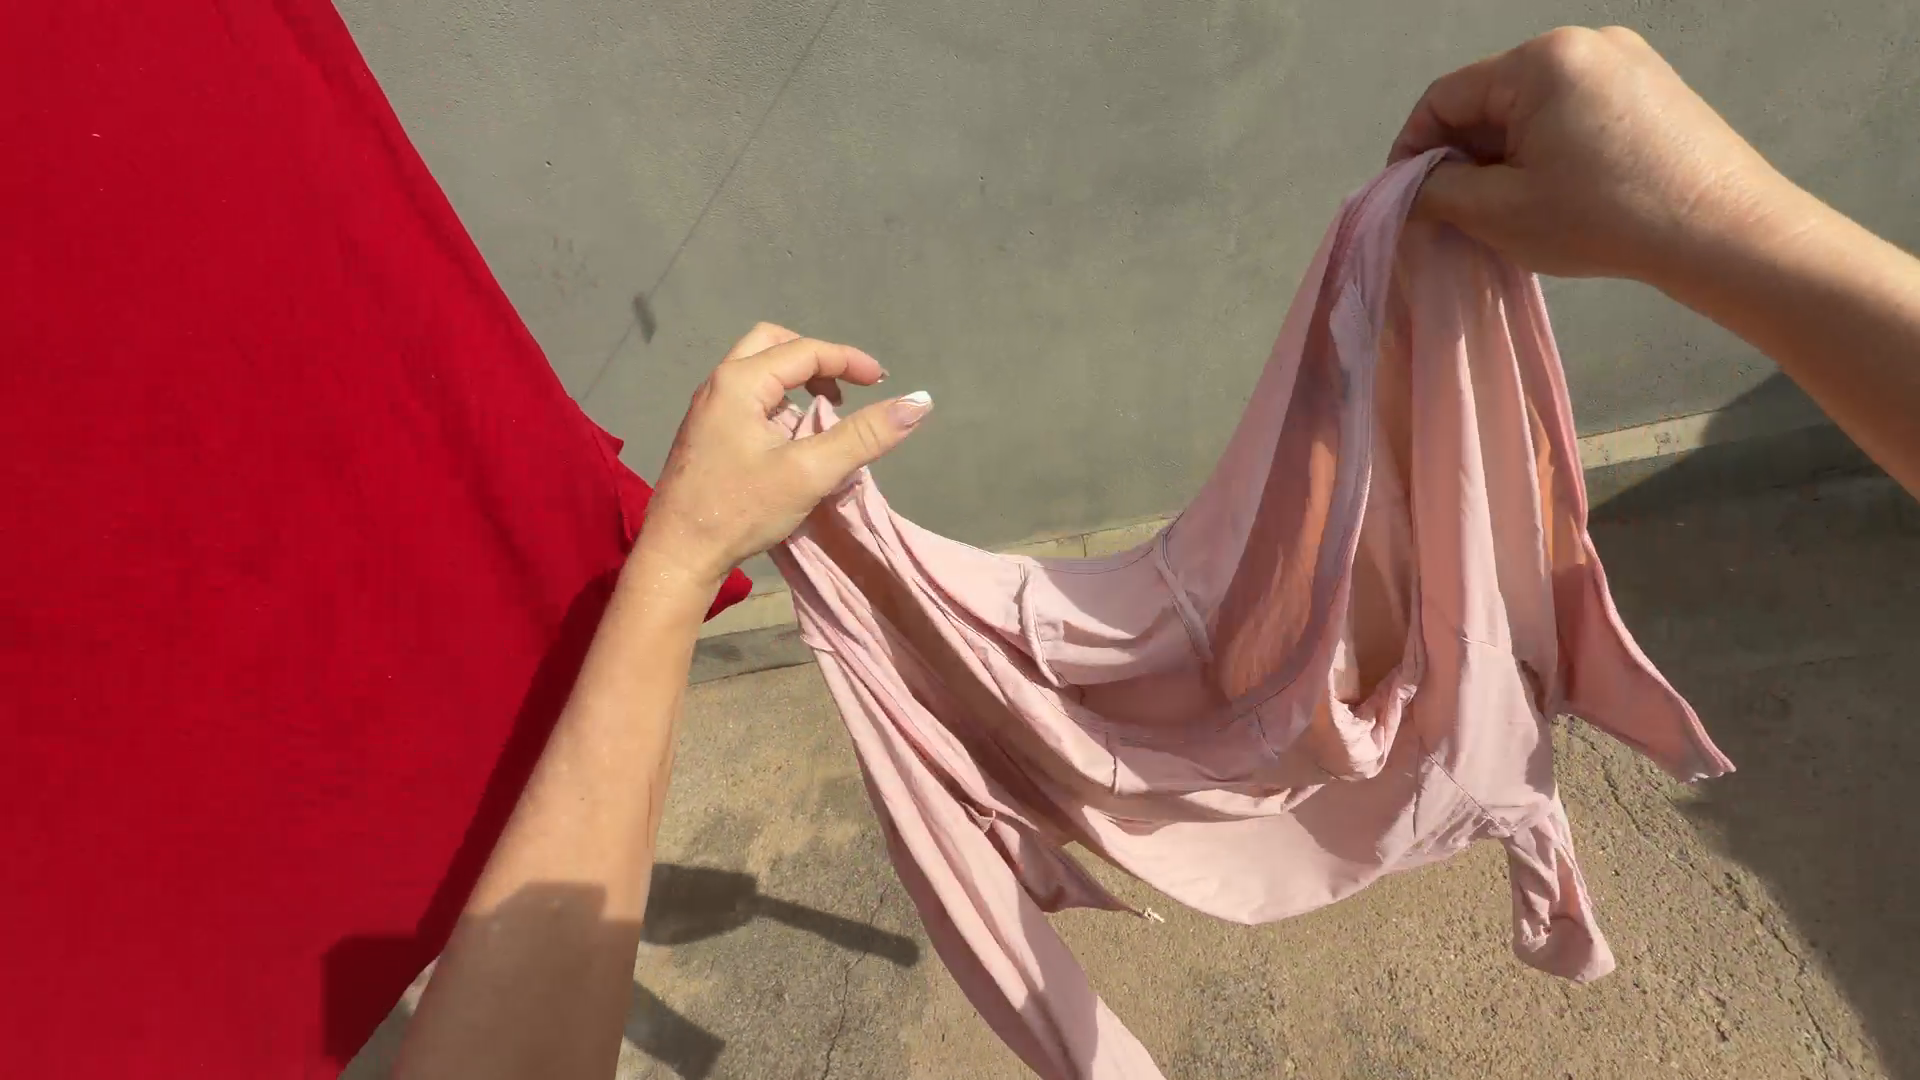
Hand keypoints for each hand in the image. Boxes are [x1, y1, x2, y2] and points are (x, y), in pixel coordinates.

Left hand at [632, 322, 931, 589]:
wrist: (678, 553)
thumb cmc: (741, 510)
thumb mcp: (811, 472)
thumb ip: (865, 436)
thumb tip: (919, 403)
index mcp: (740, 382)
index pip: (805, 351)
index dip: (850, 360)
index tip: (883, 382)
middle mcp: (719, 384)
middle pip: (774, 344)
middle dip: (817, 359)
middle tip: (847, 387)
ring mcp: (708, 408)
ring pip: (758, 369)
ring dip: (797, 380)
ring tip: (826, 411)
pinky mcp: (706, 433)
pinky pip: (748, 396)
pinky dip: (779, 400)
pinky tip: (793, 436)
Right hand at [1392, 26, 1802, 285]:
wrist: (1717, 228)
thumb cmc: (1598, 216)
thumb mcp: (1493, 209)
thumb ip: (1432, 192)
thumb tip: (1405, 189)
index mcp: (1540, 61)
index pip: (1442, 98)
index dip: (1410, 150)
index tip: (1405, 199)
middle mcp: (1582, 43)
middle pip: (1482, 99)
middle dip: (1454, 155)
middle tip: (1448, 211)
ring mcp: (1620, 60)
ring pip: (1518, 110)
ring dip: (1491, 158)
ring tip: (1495, 207)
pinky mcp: (1641, 86)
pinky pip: (1558, 112)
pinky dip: (1530, 151)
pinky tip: (1537, 191)